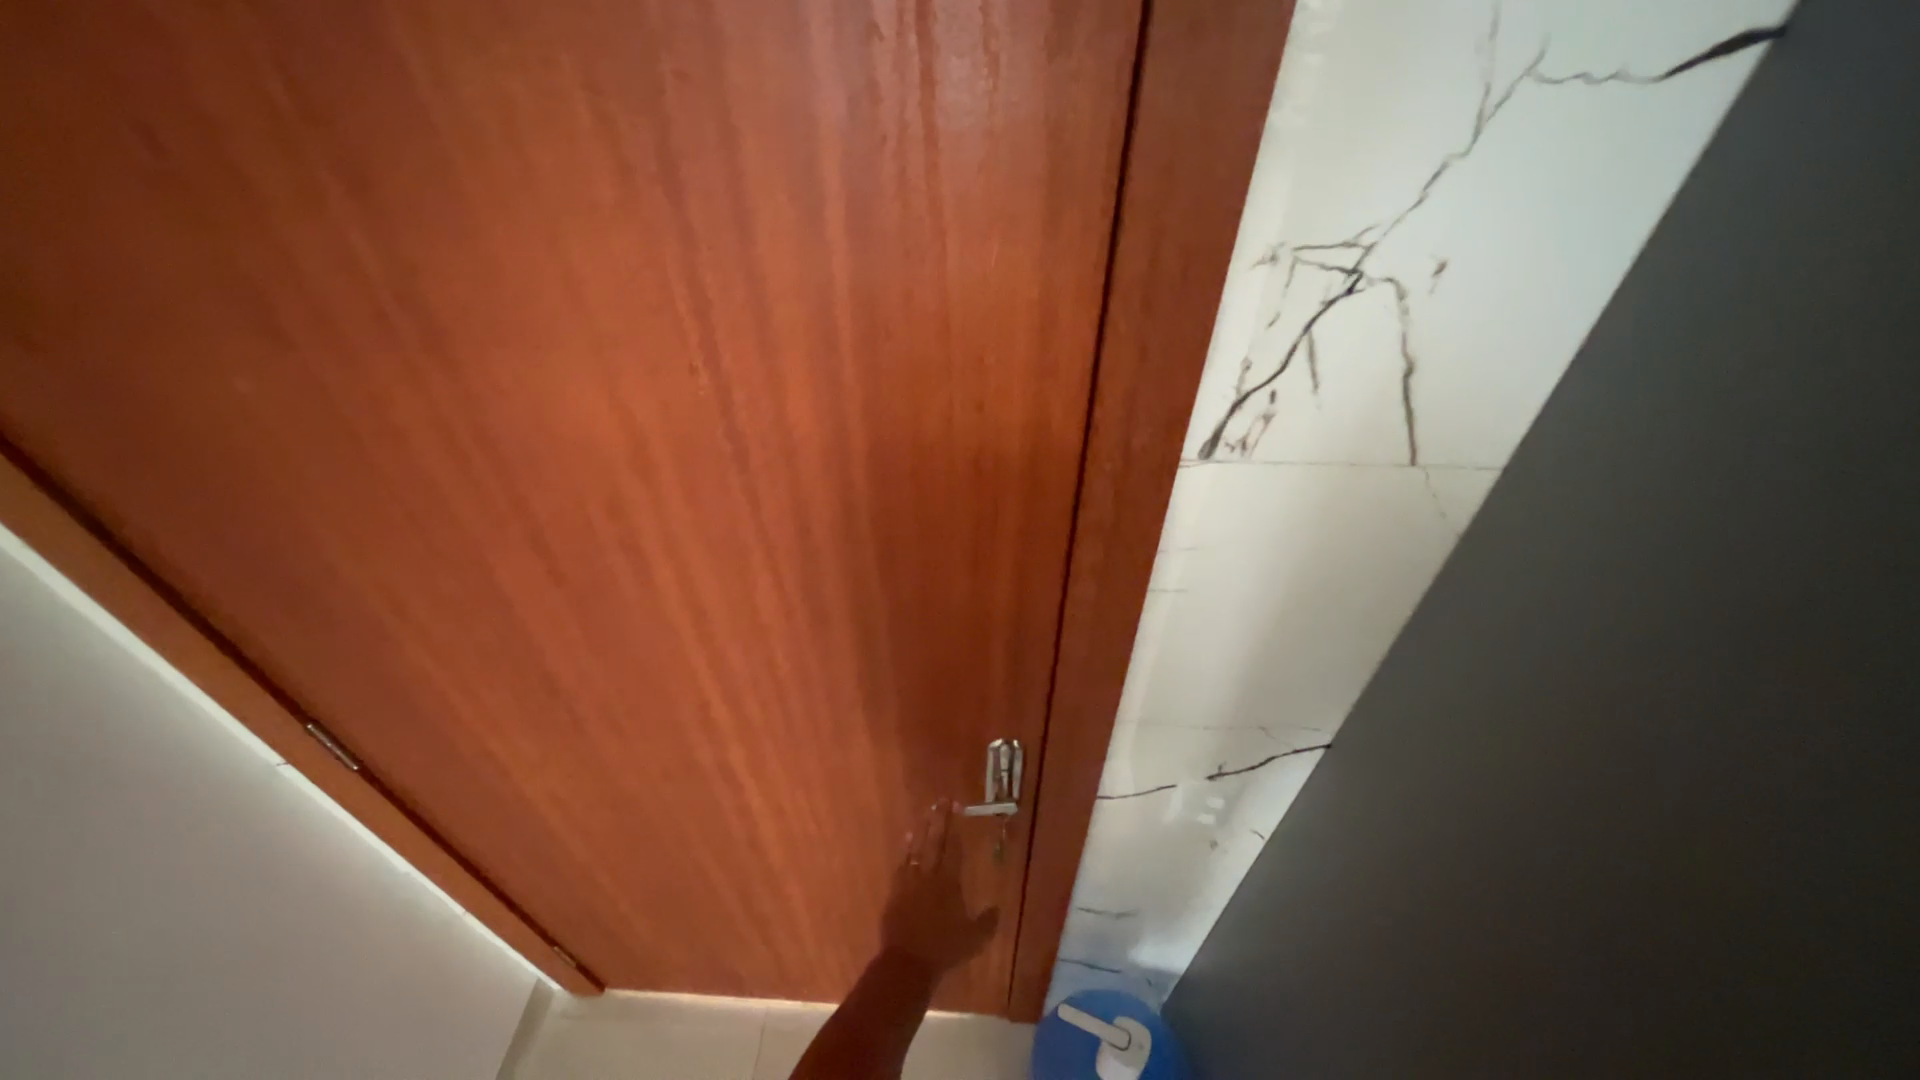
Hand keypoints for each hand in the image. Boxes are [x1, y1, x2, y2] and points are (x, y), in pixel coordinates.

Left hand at [881, 799, 999, 974]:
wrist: (907, 963)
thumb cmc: (944, 950)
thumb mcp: (974, 940)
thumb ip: (987, 922)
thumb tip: (997, 908)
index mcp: (949, 882)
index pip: (953, 847)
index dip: (955, 826)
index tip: (957, 807)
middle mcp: (929, 875)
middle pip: (934, 841)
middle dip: (939, 819)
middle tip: (941, 800)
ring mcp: (910, 881)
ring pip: (917, 848)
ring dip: (922, 829)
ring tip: (926, 812)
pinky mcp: (896, 891)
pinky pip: (902, 863)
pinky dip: (906, 849)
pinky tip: (908, 840)